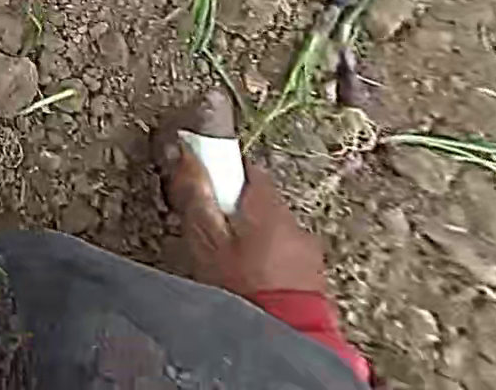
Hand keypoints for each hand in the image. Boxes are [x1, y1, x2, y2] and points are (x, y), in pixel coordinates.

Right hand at [166, 154, 330, 298]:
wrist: (283, 342)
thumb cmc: (243, 288)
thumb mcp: (205, 236)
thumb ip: (194, 191)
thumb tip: (182, 152)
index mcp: (267, 204)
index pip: (243, 166)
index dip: (220, 171)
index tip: (202, 182)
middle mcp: (292, 222)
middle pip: (256, 199)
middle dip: (234, 209)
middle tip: (209, 228)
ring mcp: (305, 251)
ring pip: (270, 229)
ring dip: (251, 237)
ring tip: (227, 259)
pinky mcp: (313, 279)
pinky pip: (284, 255)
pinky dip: (267, 260)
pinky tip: (249, 279)